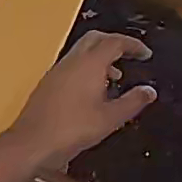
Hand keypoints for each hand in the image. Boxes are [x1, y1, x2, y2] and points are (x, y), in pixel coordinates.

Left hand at [1, 32, 156, 168]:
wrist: (32, 142)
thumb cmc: (74, 129)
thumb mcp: (110, 119)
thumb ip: (132, 102)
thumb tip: (149, 90)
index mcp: (89, 64)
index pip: (114, 42)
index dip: (133, 45)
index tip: (145, 54)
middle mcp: (72, 61)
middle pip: (95, 38)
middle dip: (115, 43)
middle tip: (130, 56)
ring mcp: (57, 70)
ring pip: (81, 51)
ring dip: (100, 57)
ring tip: (115, 78)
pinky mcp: (48, 82)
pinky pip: (71, 64)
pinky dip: (86, 68)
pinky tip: (92, 91)